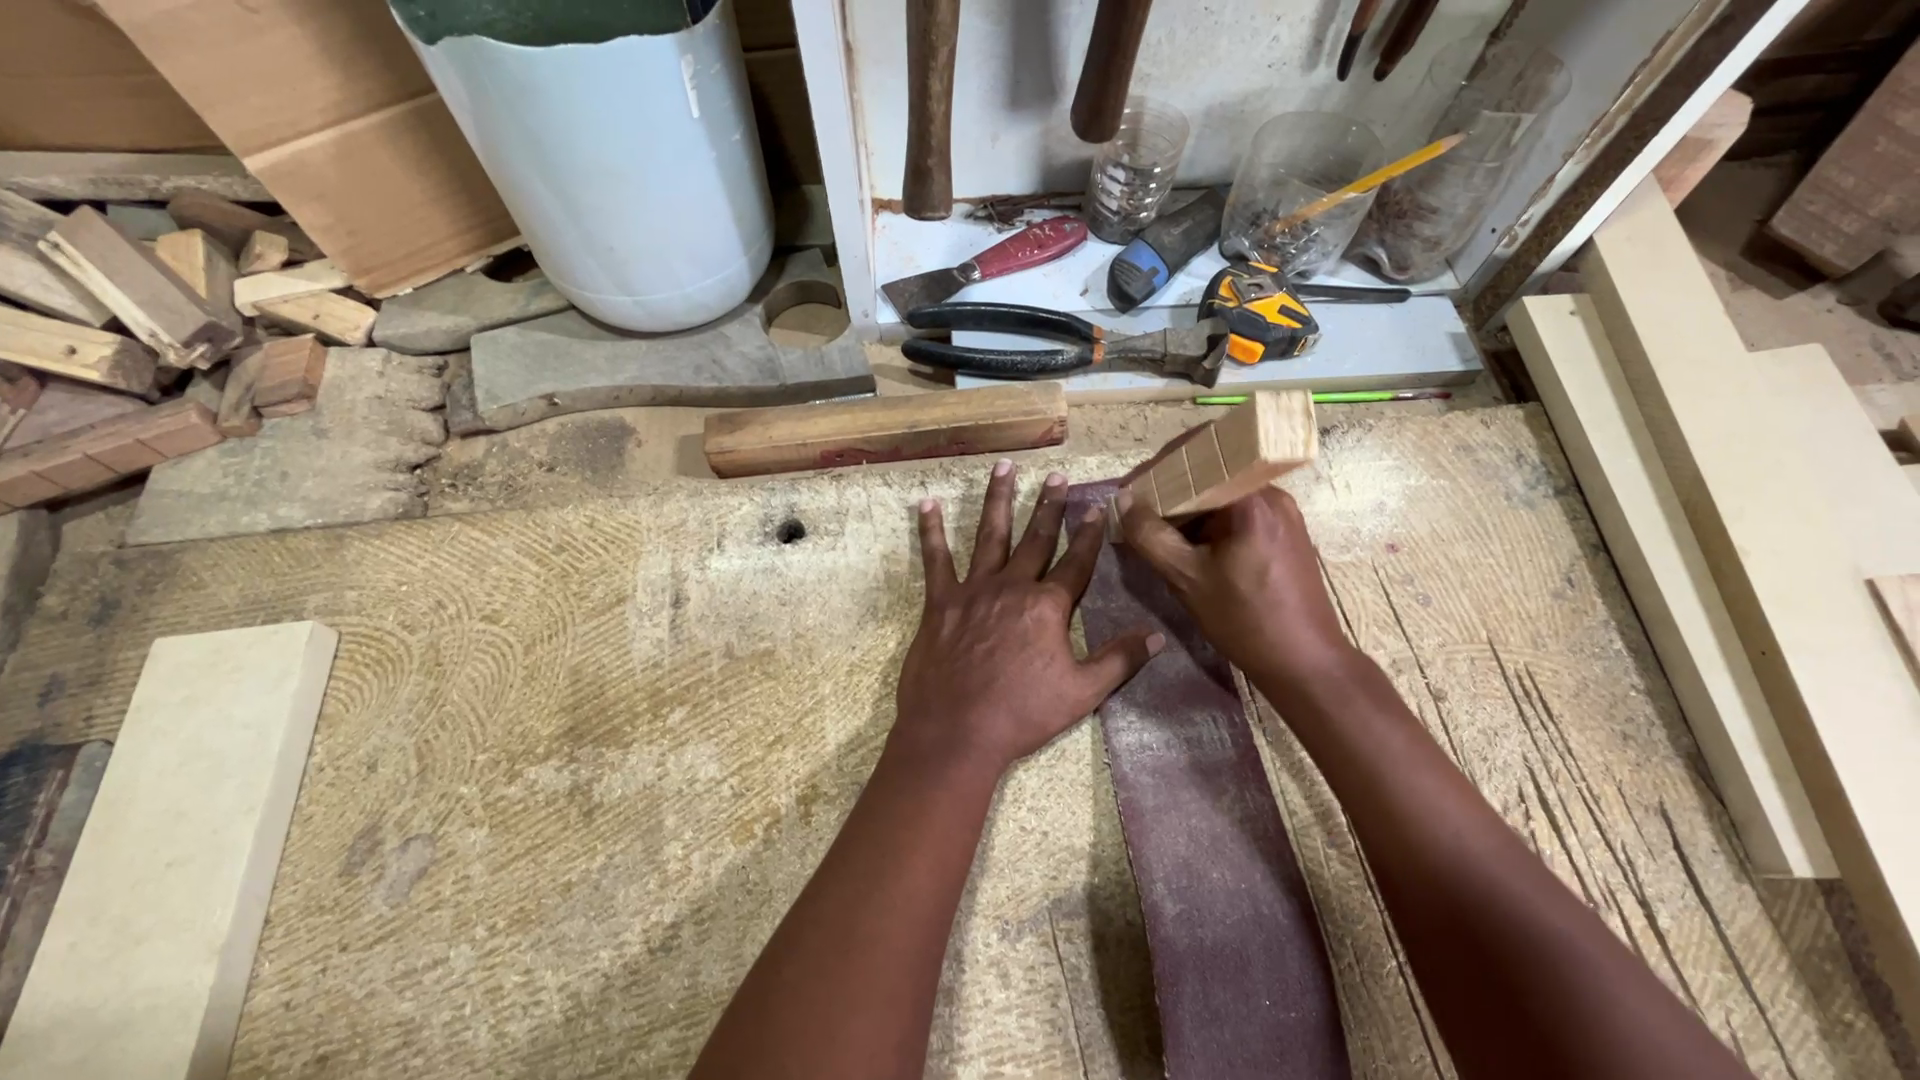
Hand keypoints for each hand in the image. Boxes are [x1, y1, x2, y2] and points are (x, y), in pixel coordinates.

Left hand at [892, 461, 1163, 777]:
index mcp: (1048, 607)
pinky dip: (931, 531)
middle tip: (1057, 475)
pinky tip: (927, 505)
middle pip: (1036, 538)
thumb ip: (1119, 660)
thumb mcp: (1082, 692)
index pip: (1077, 563)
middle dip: (1050, 506)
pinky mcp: (940, 603)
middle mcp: (1012, 587)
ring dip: (998, 500)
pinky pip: (935, 559)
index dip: (1089, 535)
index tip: (1097, 507)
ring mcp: (974, 591)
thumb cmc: (1022, 714)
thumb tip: (1157, 637)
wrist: (956, 731)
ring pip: (989, 536)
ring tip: (1004, 468)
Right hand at [1119, 485, 1355, 687]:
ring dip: (1189, 508)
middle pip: (1211, 472)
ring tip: (1158, 531)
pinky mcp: (1286, 532)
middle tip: (1138, 512)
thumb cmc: (1245, 620)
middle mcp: (1272, 494)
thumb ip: (1150, 535)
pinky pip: (1239, 512)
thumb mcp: (1186, 578)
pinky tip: (1190, 546)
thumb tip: (1124, 500)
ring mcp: (1283, 513)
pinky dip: (1210, 522)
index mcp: (1251, 498)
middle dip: (1170, 488)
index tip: (1130, 492)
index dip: (1157, 469)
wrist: (1305, 662)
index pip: (1197, 457)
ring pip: (1223, 494)